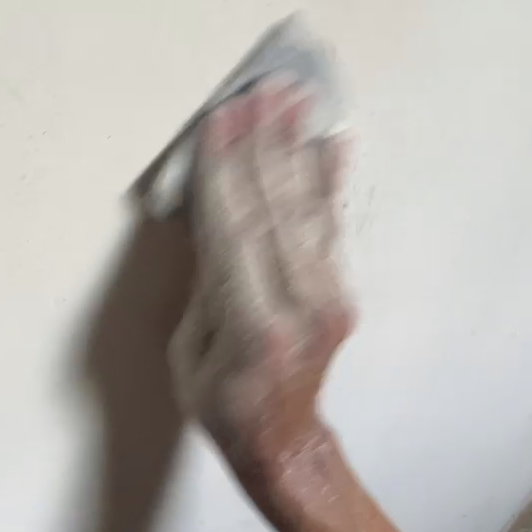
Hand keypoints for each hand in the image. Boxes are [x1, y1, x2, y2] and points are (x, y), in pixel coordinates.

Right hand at [172, 78, 353, 480]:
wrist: (281, 440)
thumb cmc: (221, 406)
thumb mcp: (189, 356)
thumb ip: (204, 290)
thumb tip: (217, 226)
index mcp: (254, 329)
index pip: (235, 235)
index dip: (225, 174)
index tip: (220, 120)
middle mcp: (300, 308)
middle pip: (277, 213)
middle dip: (265, 147)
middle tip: (262, 90)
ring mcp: (330, 299)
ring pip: (310, 213)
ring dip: (299, 151)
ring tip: (296, 98)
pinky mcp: (342, 294)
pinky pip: (333, 230)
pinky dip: (331, 184)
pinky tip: (333, 143)